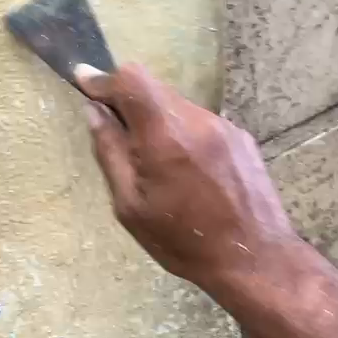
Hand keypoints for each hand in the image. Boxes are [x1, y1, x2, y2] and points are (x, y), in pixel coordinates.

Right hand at [76, 63, 298, 294]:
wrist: (254, 259)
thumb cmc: (182, 241)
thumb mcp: (130, 206)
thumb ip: (110, 152)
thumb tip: (93, 112)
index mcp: (164, 136)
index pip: (130, 80)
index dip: (103, 79)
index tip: (83, 82)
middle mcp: (196, 120)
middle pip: (152, 88)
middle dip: (128, 103)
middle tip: (116, 135)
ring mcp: (223, 126)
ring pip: (175, 105)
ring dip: (155, 121)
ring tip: (156, 165)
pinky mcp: (240, 137)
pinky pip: (198, 122)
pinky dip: (181, 133)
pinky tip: (186, 172)